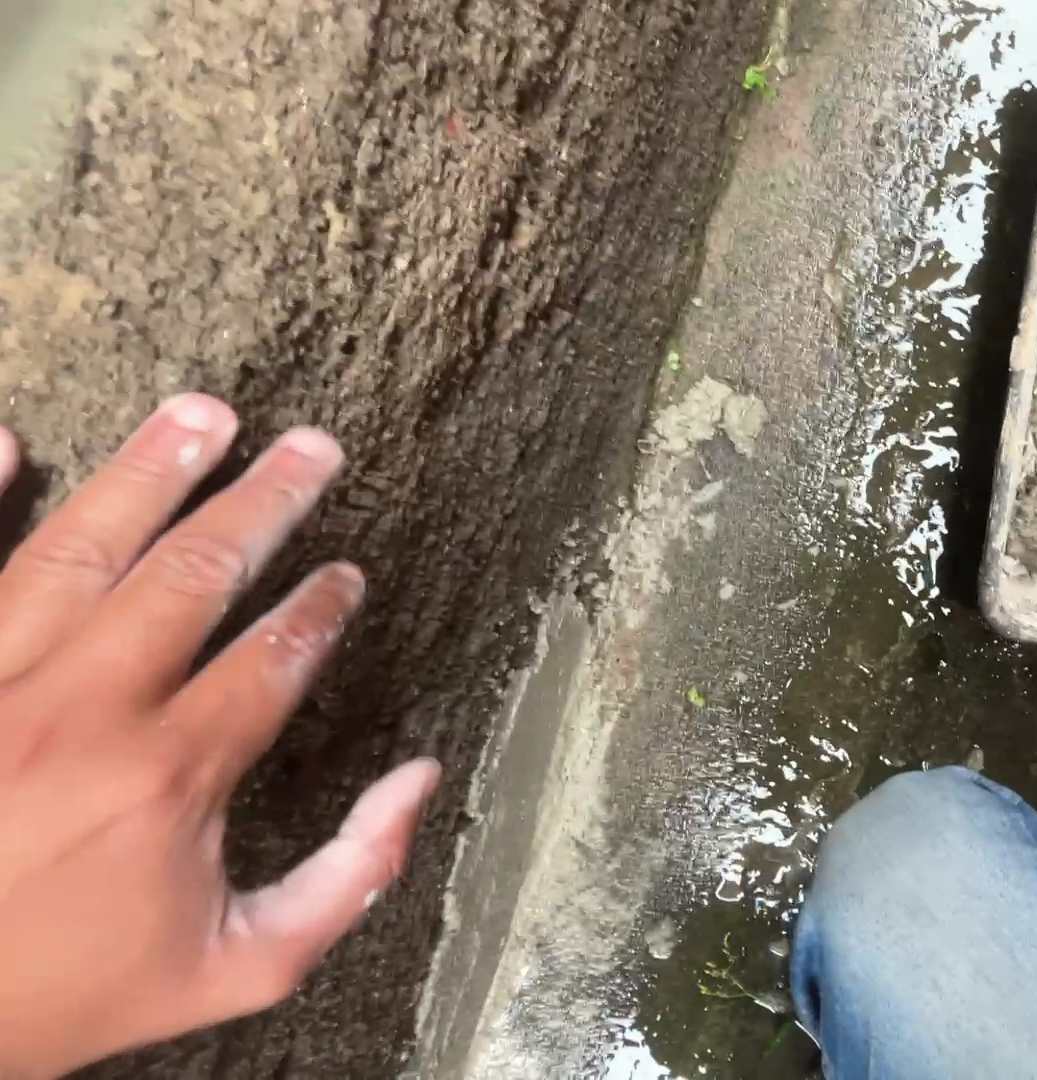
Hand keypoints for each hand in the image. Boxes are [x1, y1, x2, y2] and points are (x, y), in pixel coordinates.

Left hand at [0, 395, 438, 1077]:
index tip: (345, 573)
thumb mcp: (239, 965)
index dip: (320, 605)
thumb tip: (422, 778)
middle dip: (265, 503)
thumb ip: (353, 875)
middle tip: (314, 448)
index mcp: (168, 771)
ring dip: (150, 475)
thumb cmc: (48, 1000)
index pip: (274, 654)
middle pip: (194, 576)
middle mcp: (75, 713)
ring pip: (75, 552)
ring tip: (205, 414)